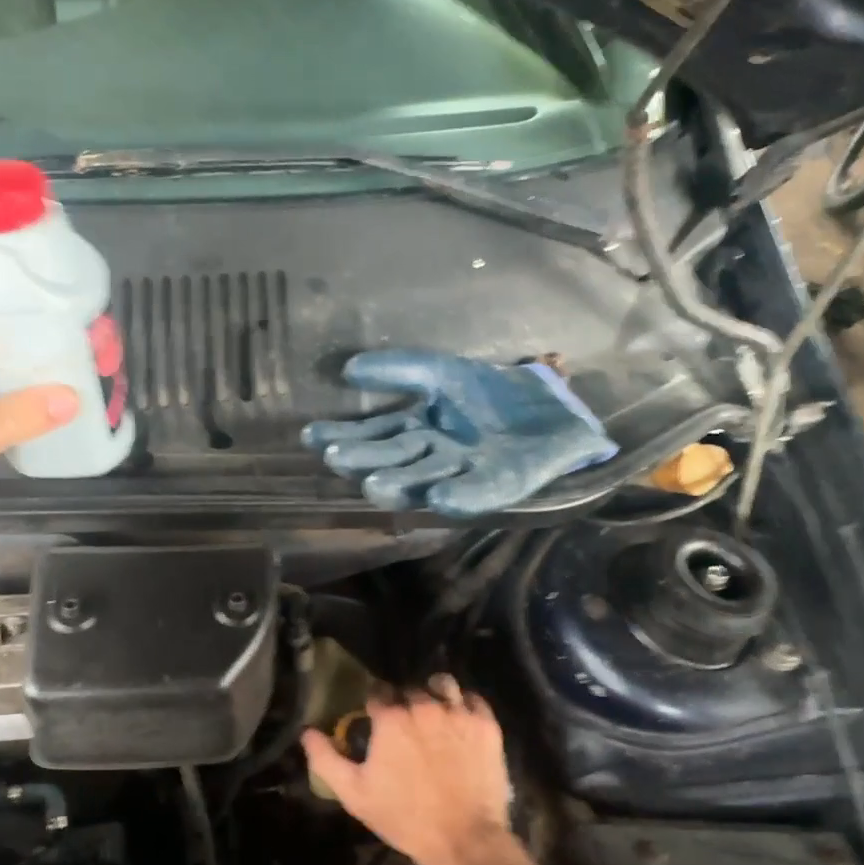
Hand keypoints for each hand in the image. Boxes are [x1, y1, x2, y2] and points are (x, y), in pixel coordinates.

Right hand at [301, 351, 616, 517]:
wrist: (552, 401)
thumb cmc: (492, 390)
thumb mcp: (442, 371)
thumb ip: (399, 369)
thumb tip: (346, 369)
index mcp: (417, 429)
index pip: (373, 434)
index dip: (343, 436)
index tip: (311, 435)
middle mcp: (434, 455)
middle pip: (393, 459)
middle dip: (364, 460)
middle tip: (335, 458)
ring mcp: (467, 471)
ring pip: (426, 480)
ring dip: (400, 485)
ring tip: (371, 484)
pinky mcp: (503, 482)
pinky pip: (479, 491)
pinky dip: (460, 495)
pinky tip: (439, 496)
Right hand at [303, 674, 511, 864]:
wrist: (463, 840)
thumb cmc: (404, 818)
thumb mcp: (355, 794)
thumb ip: (326, 759)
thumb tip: (307, 732)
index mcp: (391, 718)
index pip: (378, 693)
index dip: (376, 707)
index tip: (378, 722)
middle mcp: (424, 705)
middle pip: (410, 690)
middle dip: (405, 704)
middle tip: (408, 728)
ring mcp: (459, 713)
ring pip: (443, 685)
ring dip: (435, 694)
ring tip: (435, 715)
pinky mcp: (487, 725)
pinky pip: (473, 699)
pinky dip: (465, 706)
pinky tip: (461, 723)